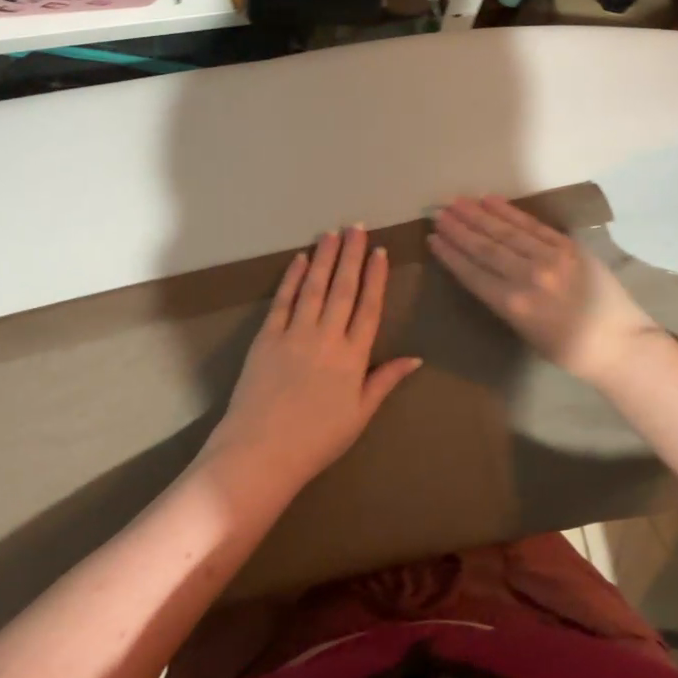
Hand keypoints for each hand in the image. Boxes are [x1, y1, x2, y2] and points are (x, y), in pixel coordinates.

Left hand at [205, 226, 422, 490]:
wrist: (262, 450)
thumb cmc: (317, 440)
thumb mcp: (359, 415)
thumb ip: (384, 381)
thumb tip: (415, 358)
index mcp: (353, 357)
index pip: (368, 307)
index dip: (375, 278)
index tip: (380, 251)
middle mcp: (326, 337)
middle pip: (343, 288)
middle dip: (352, 255)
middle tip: (357, 227)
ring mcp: (294, 333)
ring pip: (314, 287)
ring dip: (325, 258)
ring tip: (333, 233)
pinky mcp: (266, 337)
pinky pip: (283, 300)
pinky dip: (293, 278)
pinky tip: (300, 260)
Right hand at [428, 196, 671, 385]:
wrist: (619, 343)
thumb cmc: (568, 349)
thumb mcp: (525, 332)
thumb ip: (504, 301)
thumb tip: (482, 272)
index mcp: (513, 305)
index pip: (472, 273)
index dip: (450, 254)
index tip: (433, 238)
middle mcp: (528, 277)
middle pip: (485, 247)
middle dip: (458, 229)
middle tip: (437, 213)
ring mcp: (550, 258)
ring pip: (505, 231)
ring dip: (477, 215)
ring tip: (456, 202)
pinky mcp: (569, 246)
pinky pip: (532, 225)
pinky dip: (509, 212)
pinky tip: (490, 201)